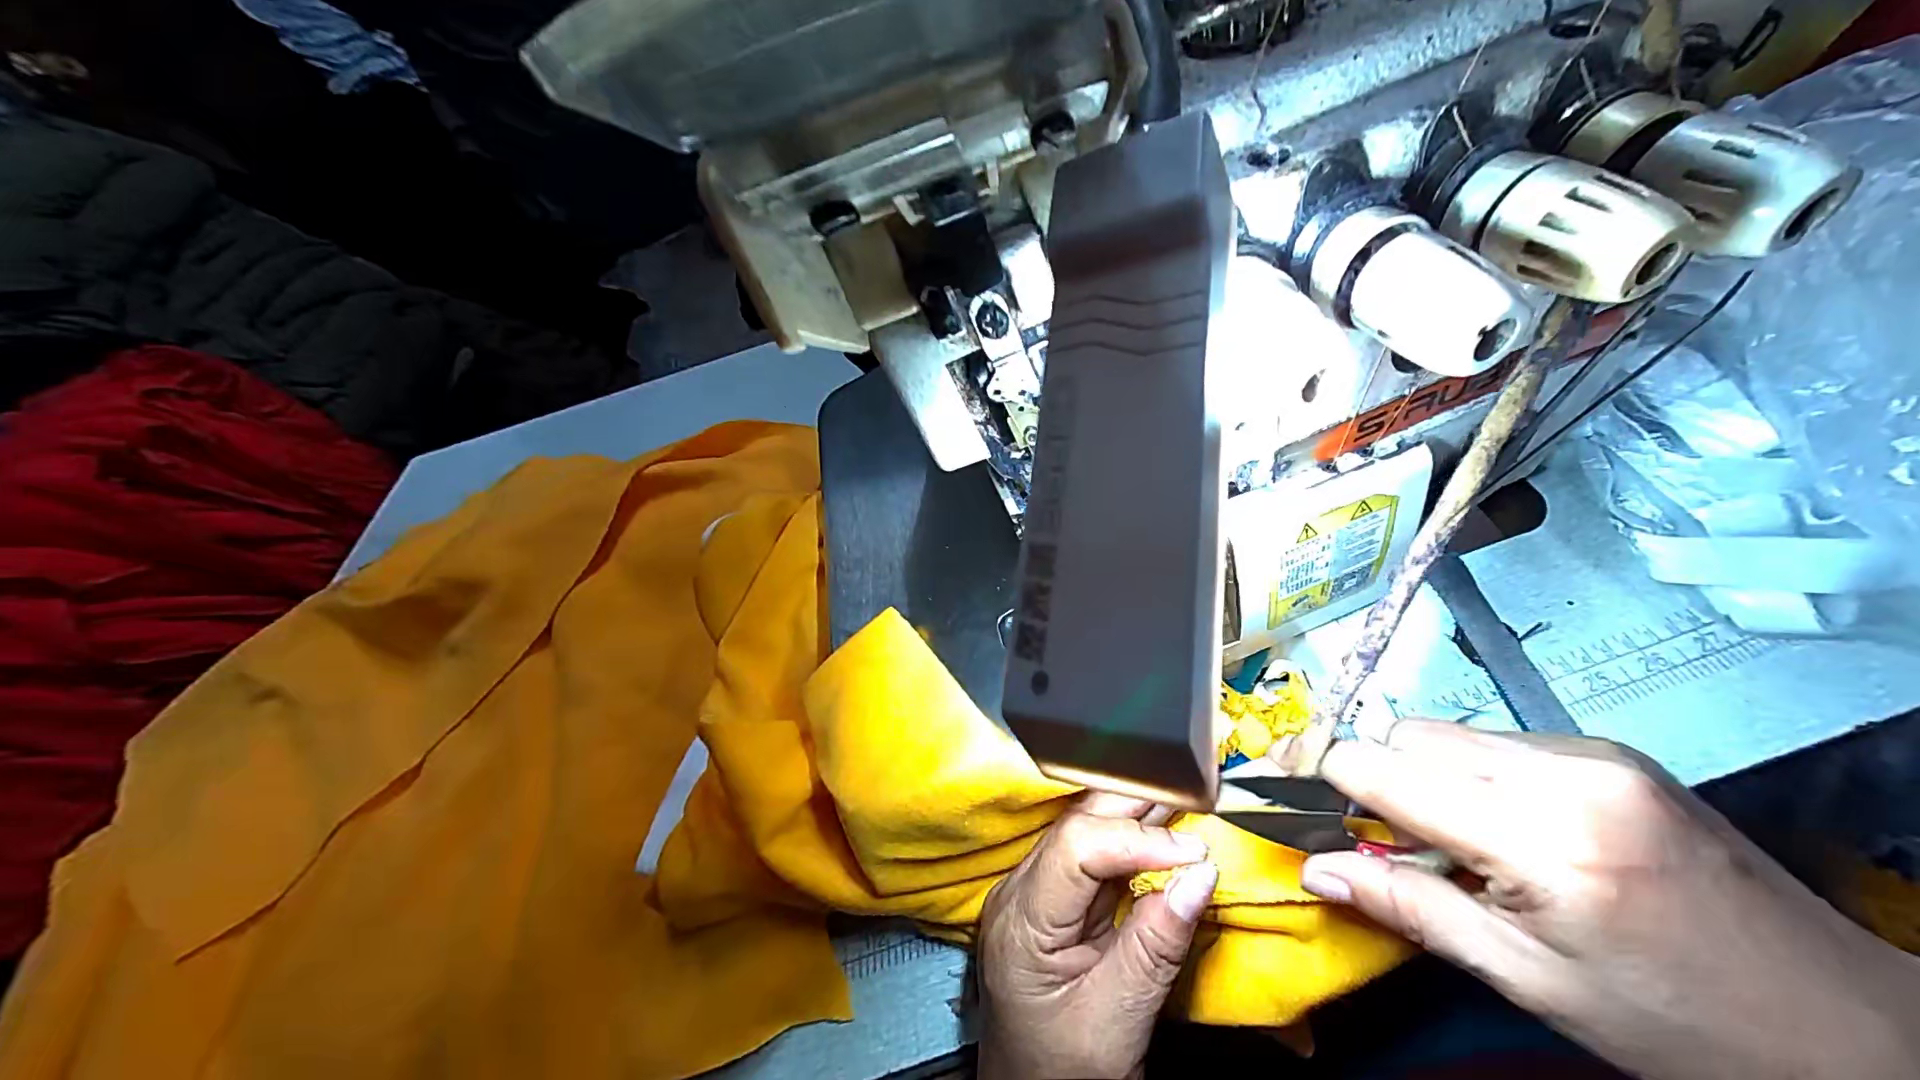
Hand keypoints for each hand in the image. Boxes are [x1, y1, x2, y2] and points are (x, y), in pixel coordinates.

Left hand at [976, 793, 1217, 1078]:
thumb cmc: (1061, 1073)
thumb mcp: (1115, 1022)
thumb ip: (1155, 948)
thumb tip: (1200, 877)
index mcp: (1020, 920)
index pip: (1075, 847)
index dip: (1137, 838)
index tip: (1195, 852)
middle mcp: (1018, 891)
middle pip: (1078, 825)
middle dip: (1139, 807)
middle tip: (1201, 805)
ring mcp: (1034, 890)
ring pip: (1087, 828)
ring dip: (1139, 817)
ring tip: (1190, 811)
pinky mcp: (1054, 898)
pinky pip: (1095, 853)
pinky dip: (1134, 842)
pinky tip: (1163, 836)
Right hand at [1295, 720, 1919, 1079]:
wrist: (1857, 1033)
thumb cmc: (1679, 1026)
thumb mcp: (1531, 984)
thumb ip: (1409, 910)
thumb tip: (1315, 868)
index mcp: (1542, 835)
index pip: (1379, 765)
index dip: (1317, 773)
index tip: (1278, 786)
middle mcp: (1565, 770)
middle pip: (1408, 734)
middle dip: (1375, 777)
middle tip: (1380, 839)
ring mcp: (1595, 752)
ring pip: (1449, 732)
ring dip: (1422, 775)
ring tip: (1452, 842)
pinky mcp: (1612, 750)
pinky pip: (1498, 742)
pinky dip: (1471, 774)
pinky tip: (1505, 829)